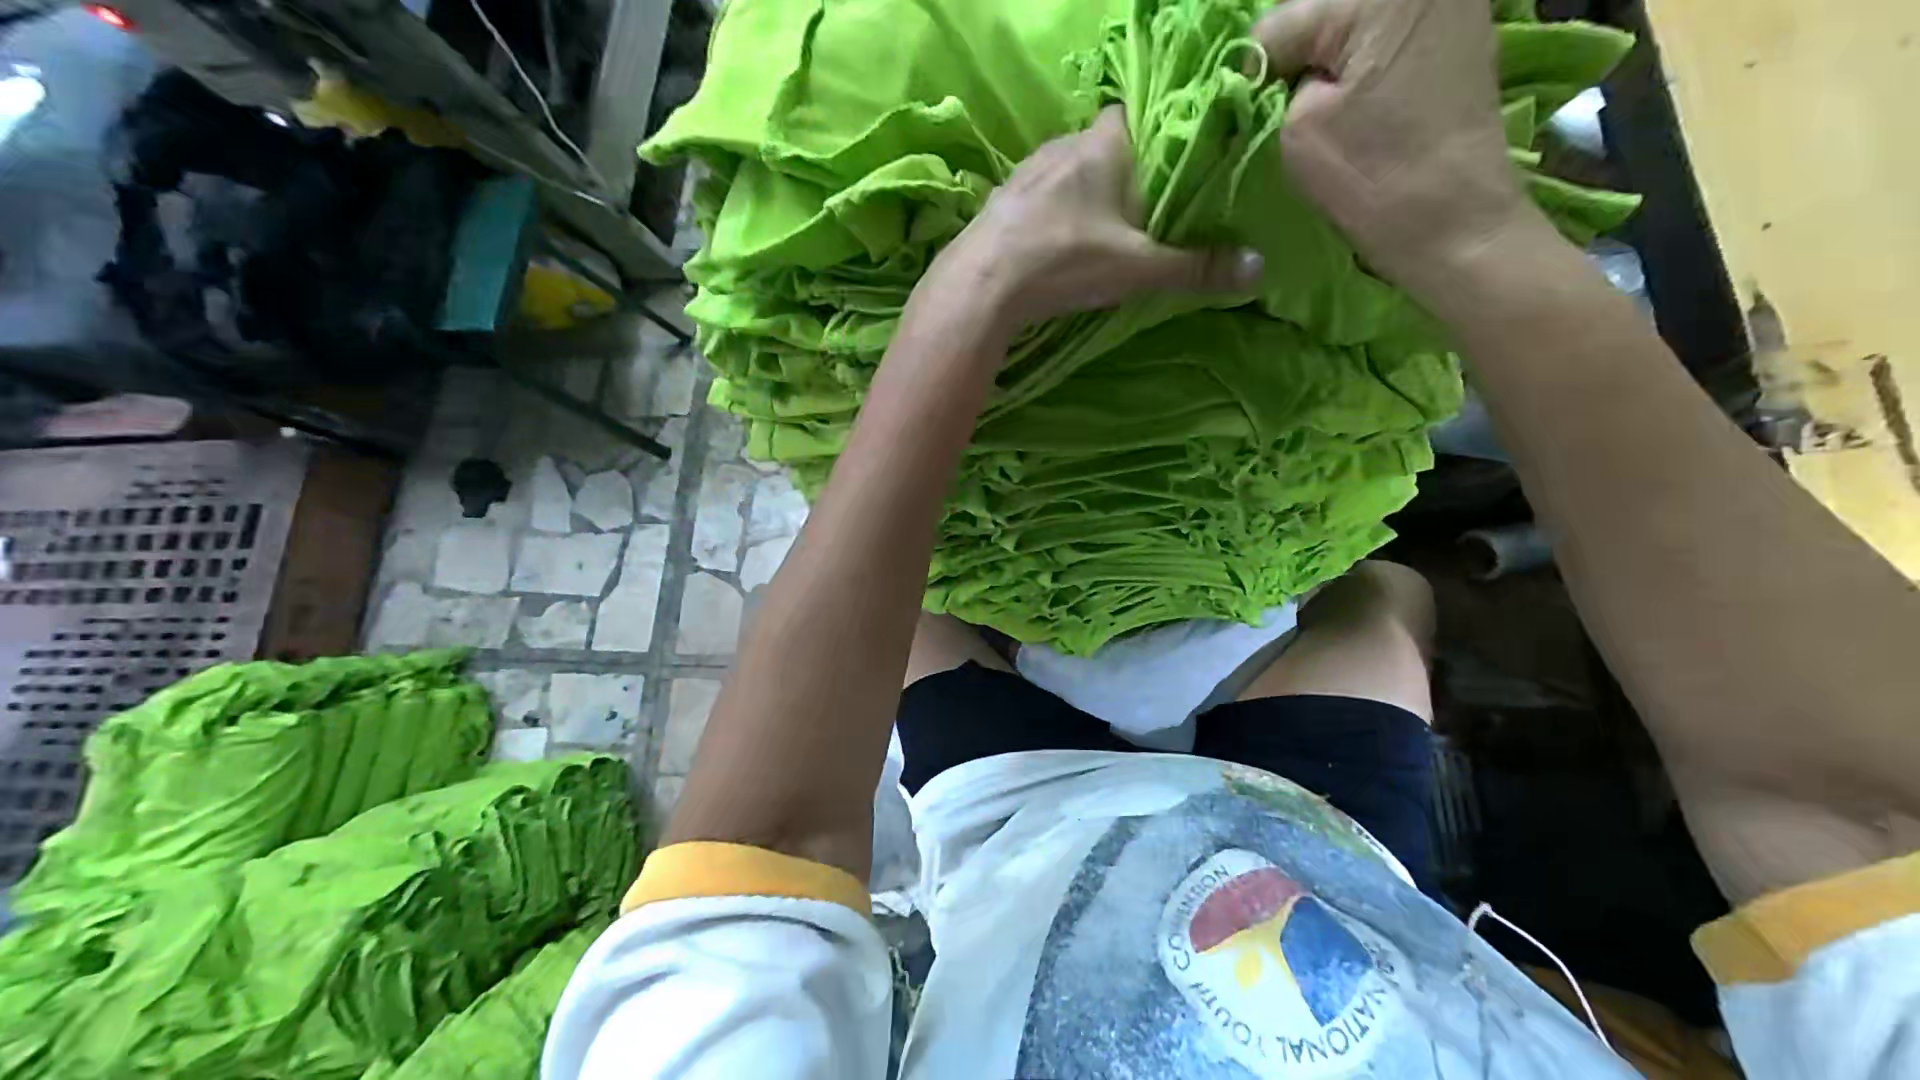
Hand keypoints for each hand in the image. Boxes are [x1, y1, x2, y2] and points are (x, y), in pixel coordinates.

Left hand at [925, 106, 1263, 337]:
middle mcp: (1062, 144)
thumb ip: (1195, 267)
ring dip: (1080, 196)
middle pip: (1101, 146)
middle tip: (1137, 212)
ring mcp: (1024, 172)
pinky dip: (1047, 216)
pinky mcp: (998, 202)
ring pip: (1064, 173)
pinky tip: (1050, 245)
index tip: (1167, 169)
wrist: (982, 285)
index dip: (1154, 137)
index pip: (1136, 115)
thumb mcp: (1139, 268)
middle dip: (1119, 174)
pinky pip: (1034, 200)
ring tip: (1094, 233)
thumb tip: (1259, 269)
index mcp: (1103, 144)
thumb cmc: (1066, 261)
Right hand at [1253, 0, 1550, 290]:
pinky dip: (1357, 69)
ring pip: (1350, 26)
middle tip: (1281, 113)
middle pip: (1320, 13)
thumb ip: (1272, 82)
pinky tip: (1357, 108)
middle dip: (1294, 59)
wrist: (1454, 222)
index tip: (1250, 121)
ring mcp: (1448, 6)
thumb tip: (1265, 72)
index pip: (1279, 22)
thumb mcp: (1298, 126)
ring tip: (1318, 111)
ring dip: (1323, 65)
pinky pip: (1382, 41)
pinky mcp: (1456, 37)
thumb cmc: (1373, 174)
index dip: (1255, 75)